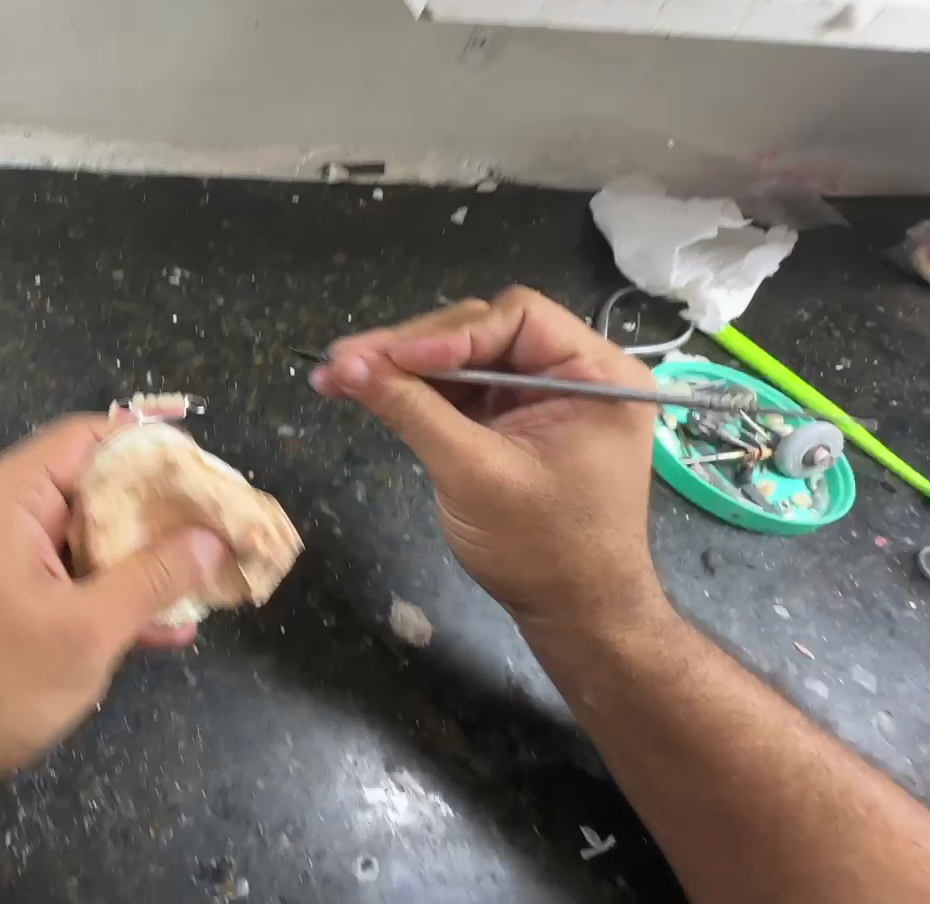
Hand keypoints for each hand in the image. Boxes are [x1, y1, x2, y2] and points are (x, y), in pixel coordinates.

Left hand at [0, 415, 227, 799]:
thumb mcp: (86, 631)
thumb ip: (154, 578)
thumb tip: (213, 539)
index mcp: (8, 496)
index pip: (85, 437)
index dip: (148, 446)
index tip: (201, 470)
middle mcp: (0, 511)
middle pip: (88, 483)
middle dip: (153, 506)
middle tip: (212, 523)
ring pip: (83, 533)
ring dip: (138, 555)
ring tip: (202, 572)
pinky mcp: (3, 593)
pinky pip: (67, 573)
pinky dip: (109, 589)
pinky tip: (165, 624)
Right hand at [310, 286, 666, 634]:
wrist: (569, 611)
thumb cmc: (540, 547)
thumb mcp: (472, 472)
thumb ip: (410, 410)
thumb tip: (343, 365)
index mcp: (594, 374)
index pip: (515, 318)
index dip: (449, 332)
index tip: (391, 360)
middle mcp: (566, 371)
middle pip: (477, 331)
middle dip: (408, 348)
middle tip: (342, 360)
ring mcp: (530, 393)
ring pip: (454, 356)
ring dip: (395, 366)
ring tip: (335, 373)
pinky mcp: (501, 416)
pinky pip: (449, 387)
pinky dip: (405, 389)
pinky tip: (359, 388)